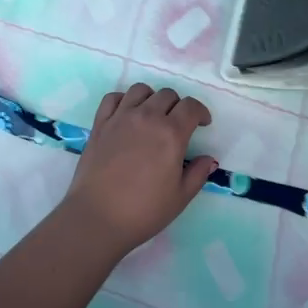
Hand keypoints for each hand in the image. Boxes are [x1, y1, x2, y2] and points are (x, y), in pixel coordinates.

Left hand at [59, 84, 217, 255]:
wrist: (99, 216)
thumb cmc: (144, 211)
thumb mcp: (180, 197)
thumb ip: (198, 174)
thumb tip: (208, 159)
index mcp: (171, 133)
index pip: (191, 107)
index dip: (200, 112)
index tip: (202, 123)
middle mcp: (147, 117)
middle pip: (167, 95)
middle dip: (178, 106)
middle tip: (178, 124)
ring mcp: (121, 117)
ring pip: (140, 90)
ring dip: (152, 98)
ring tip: (152, 115)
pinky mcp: (100, 123)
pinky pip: (113, 97)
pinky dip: (123, 99)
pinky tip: (127, 113)